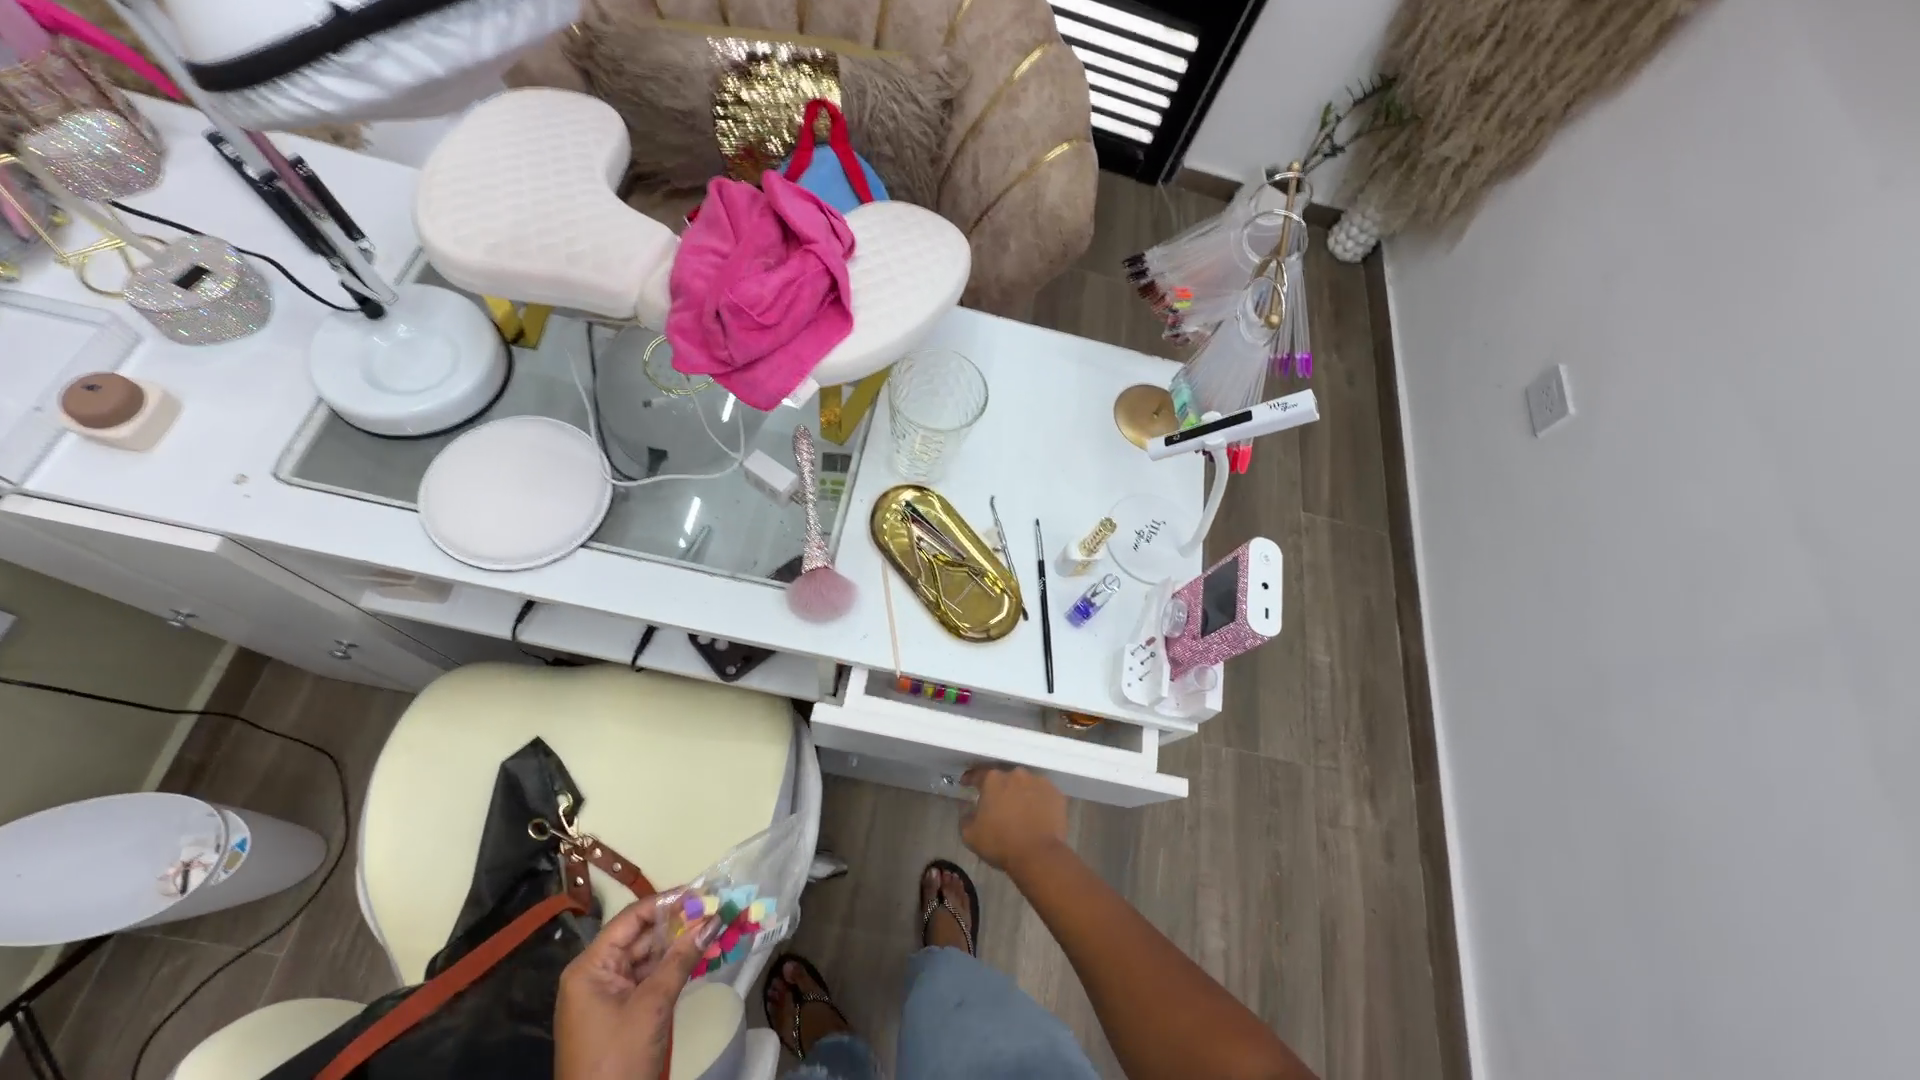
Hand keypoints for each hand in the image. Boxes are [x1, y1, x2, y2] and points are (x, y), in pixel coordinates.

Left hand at [555, 898, 712, 1079]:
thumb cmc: (618, 1058)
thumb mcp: (652, 1006)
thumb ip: (681, 959)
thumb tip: (712, 920)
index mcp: (590, 966)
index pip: (631, 919)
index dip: (667, 902)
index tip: (703, 892)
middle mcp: (595, 974)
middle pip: (641, 937)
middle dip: (679, 924)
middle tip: (717, 910)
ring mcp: (607, 995)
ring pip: (648, 959)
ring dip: (680, 946)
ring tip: (716, 930)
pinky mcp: (621, 1014)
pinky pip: (648, 980)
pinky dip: (673, 969)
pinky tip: (701, 958)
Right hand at [959, 766, 1067, 873]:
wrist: (1038, 855)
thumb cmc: (1000, 843)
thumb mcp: (970, 835)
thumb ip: (965, 817)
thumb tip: (969, 810)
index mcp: (993, 780)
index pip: (978, 774)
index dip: (970, 779)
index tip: (966, 783)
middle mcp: (1016, 774)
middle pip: (1004, 778)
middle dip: (999, 788)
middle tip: (997, 803)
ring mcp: (1039, 782)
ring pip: (1025, 784)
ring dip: (1020, 793)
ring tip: (1019, 810)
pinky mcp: (1056, 794)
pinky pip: (1042, 794)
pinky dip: (1038, 801)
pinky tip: (1036, 815)